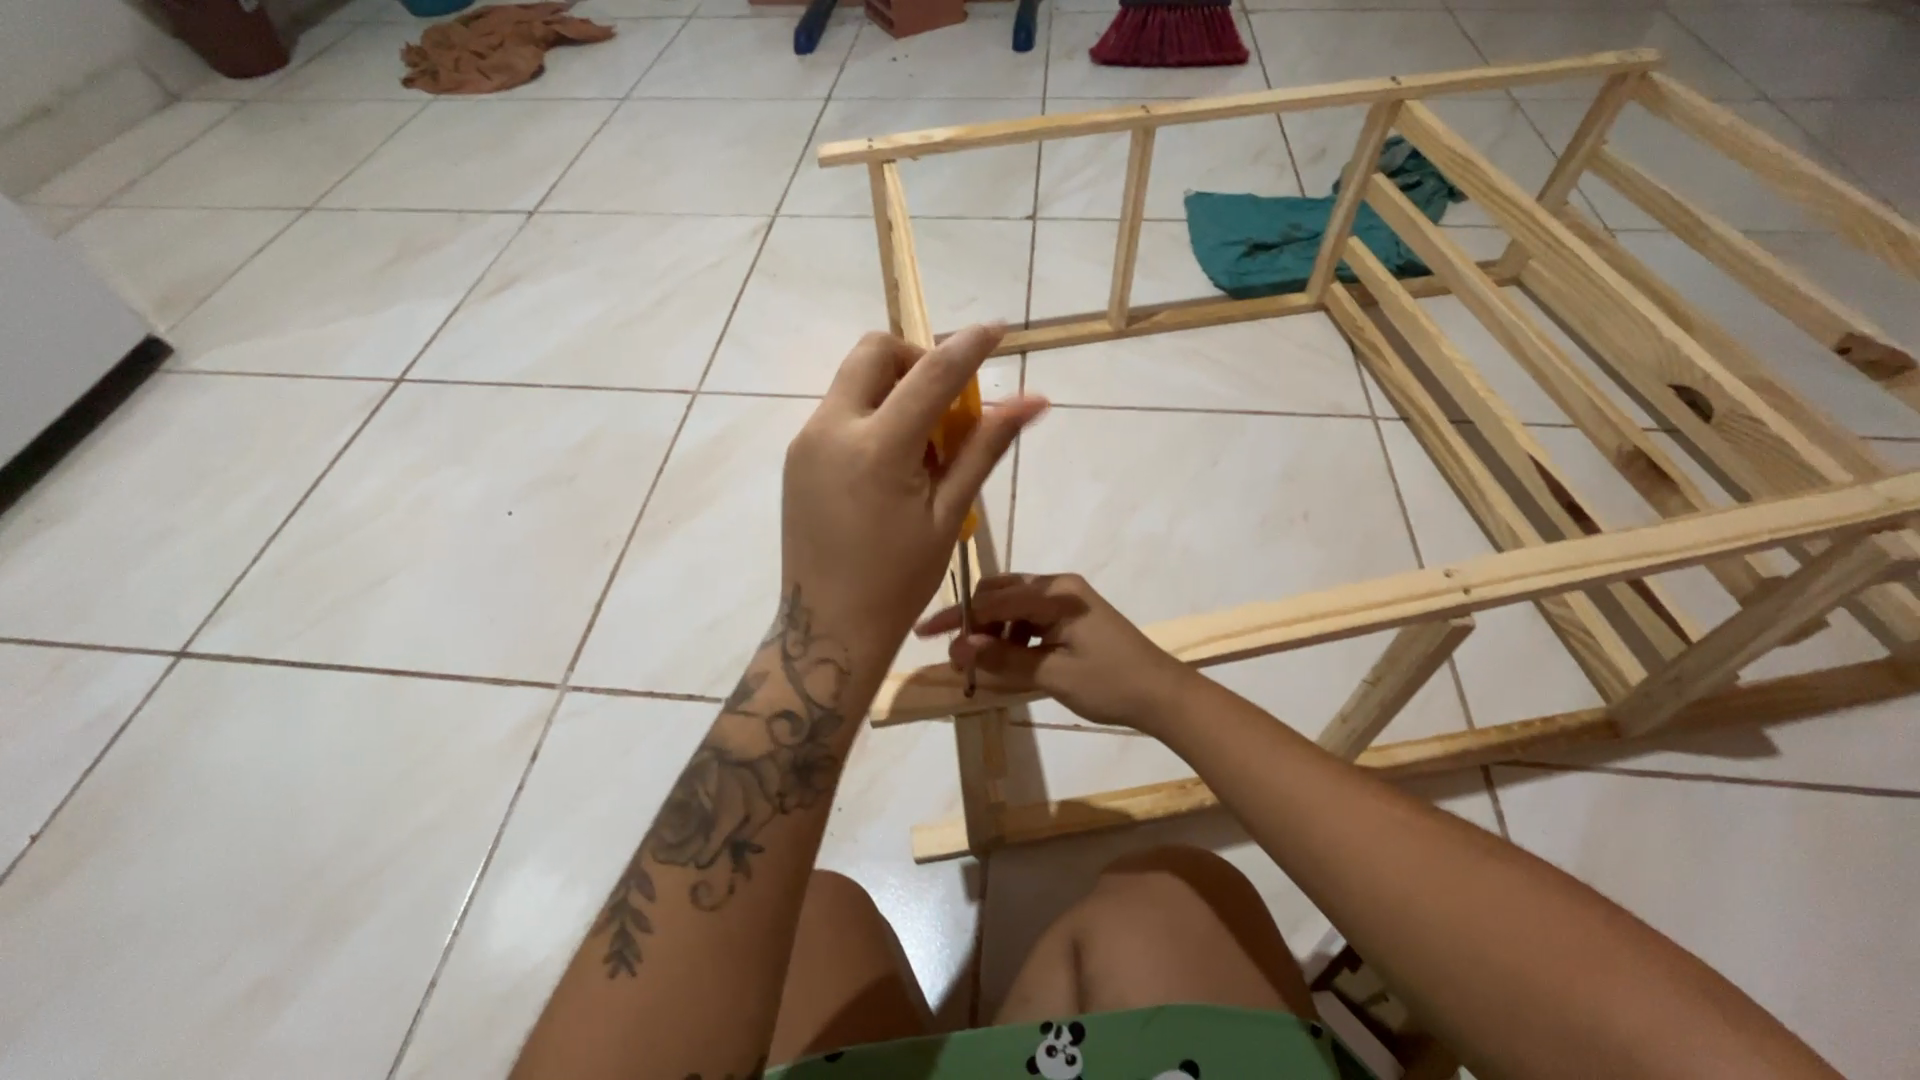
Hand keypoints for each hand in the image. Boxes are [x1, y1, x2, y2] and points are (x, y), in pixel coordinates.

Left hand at [782, 325, 1048, 662]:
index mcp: (876, 447)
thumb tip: (1032, 400)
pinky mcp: (796, 458)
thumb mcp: (949, 514)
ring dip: (894, 390)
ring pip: (854, 381)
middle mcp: (831, 429)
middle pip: (875, 352)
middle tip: (946, 405)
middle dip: (916, 359)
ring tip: (922, 448)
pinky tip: (890, 466)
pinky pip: (839, 412)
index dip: (969, 346)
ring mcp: (806, 442)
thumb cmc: (898, 581)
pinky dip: (872, 415)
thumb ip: (984, 448)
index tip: (997, 330)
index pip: (931, 373)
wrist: (827, 626)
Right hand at [914, 573, 1194, 732]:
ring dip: (991, 632)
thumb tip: (957, 649)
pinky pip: (1030, 620)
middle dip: (972, 621)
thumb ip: (1003, 659)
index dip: (957, 618)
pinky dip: (1011, 638)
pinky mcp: (1072, 619)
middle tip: (950, 651)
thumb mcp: (1052, 674)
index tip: (925, 634)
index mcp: (1056, 593)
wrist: (1163, 695)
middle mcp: (1059, 588)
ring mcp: (1067, 601)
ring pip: (1013, 608)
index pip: (993, 599)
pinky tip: (1003, 661)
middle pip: (1000, 595)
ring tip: (976, 664)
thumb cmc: (1110, 683)